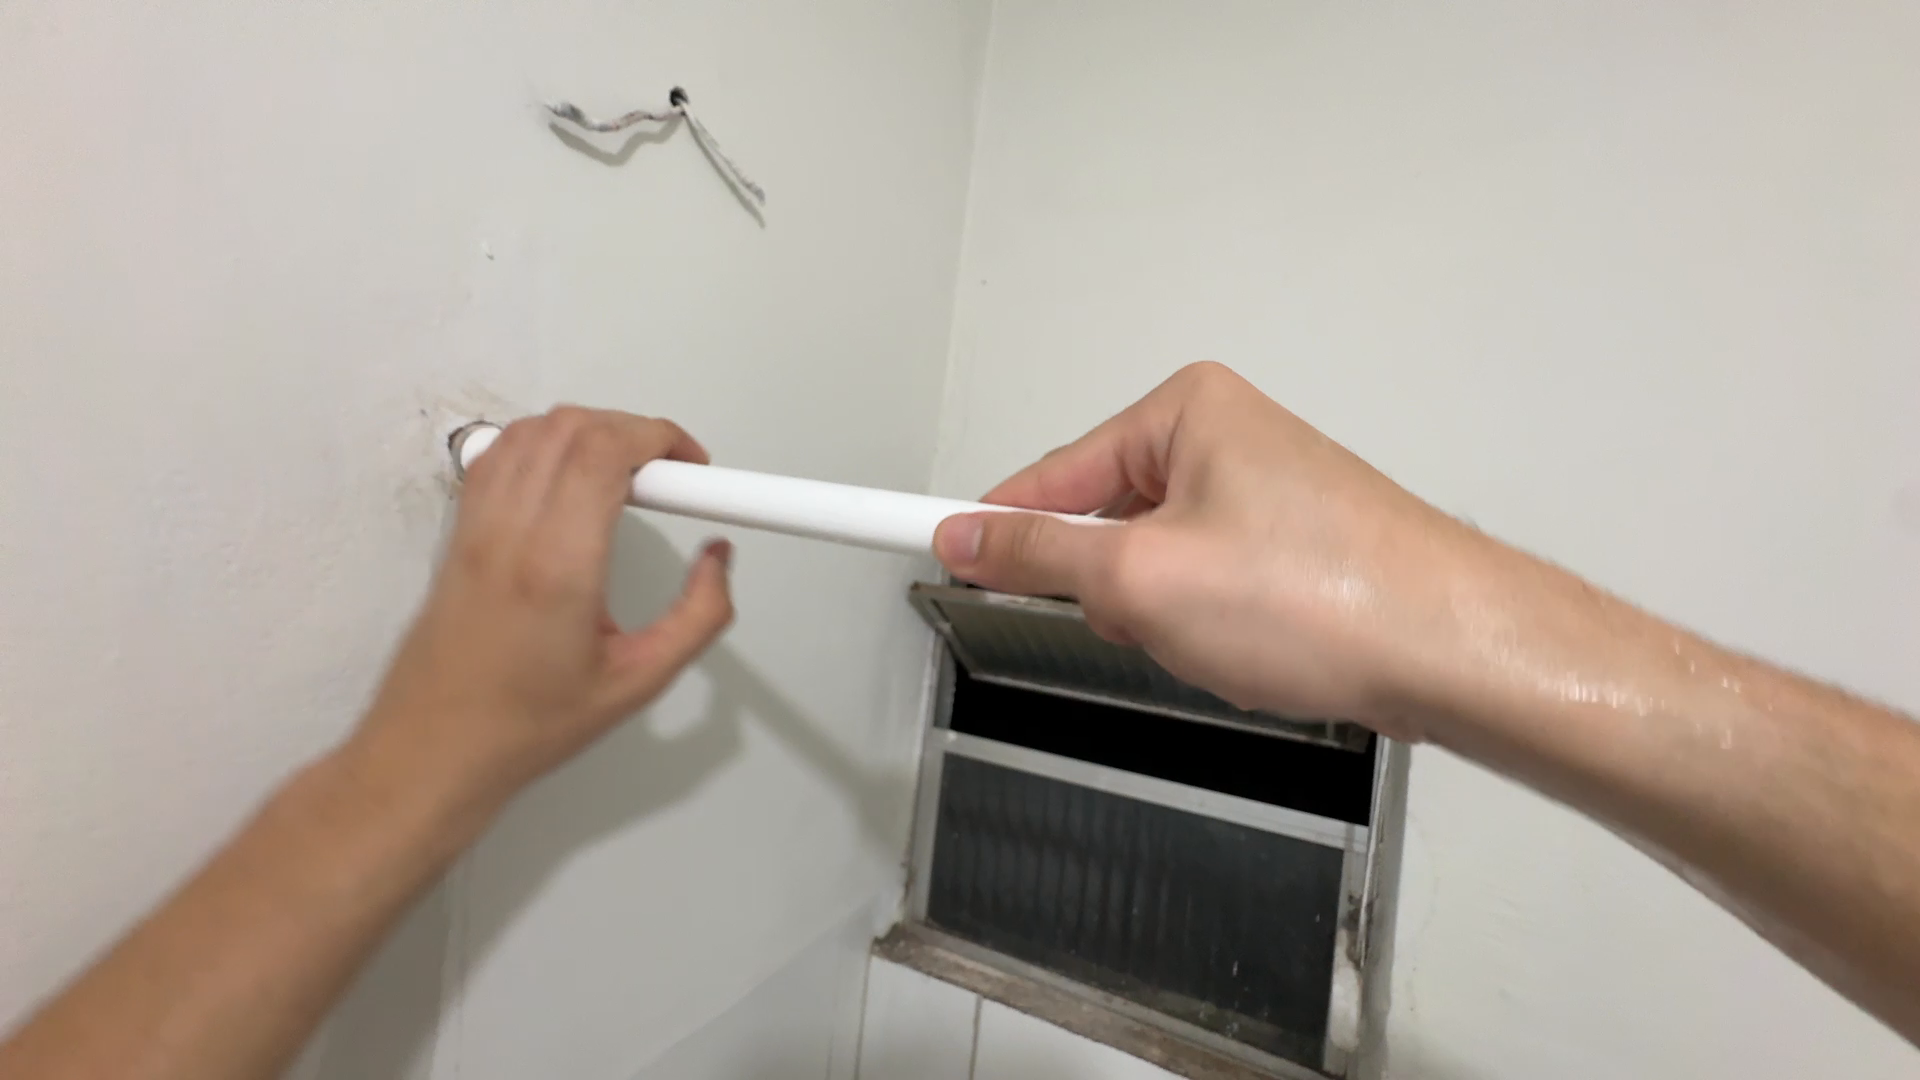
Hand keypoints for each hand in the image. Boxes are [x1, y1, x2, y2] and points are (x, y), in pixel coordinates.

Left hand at [352, 407, 734, 813]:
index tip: (696, 466)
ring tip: (632, 473)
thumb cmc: (528, 723)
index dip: (661, 437)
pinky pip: (501, 452)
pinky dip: (548, 441)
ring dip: (593, 430)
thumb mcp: (643, 680)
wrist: (432, 751)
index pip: (605, 451)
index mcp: (558, 566)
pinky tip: (575, 477)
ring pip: (533, 429)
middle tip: (674, 471)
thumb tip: (718, 559)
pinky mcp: (461, 532)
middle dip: (638, 430)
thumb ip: (700, 615)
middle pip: (573, 427)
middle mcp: (510, 533)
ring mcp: (477, 527)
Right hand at [933, 362, 1487, 738]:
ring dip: (1158, 613)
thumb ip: (1037, 555)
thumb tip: (964, 538)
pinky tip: (1248, 642)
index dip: (983, 518)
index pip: (1046, 473)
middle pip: (1098, 523)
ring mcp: (1250, 493)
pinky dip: (1199, 623)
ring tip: (1221, 632)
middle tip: (1151, 615)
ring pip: (1145, 565)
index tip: (920, 532)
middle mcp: (1218, 438)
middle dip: (1110, 587)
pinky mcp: (1275, 544)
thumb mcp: (1142, 577)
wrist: (1461, 654)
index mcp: (1184, 413)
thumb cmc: (1320, 594)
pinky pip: (1192, 583)